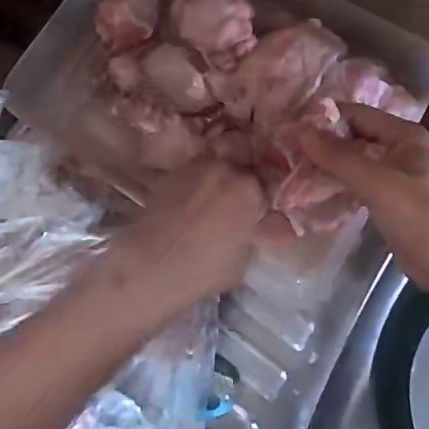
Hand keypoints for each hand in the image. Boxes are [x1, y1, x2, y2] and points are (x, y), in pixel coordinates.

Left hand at [97, 160, 271, 316]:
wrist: (151, 265)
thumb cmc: (204, 270)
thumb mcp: (243, 257)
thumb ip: (259, 233)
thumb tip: (277, 225)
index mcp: (250, 188)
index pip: (268, 183)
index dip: (265, 196)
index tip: (264, 207)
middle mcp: (226, 168)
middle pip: (244, 162)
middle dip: (246, 177)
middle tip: (242, 198)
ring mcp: (197, 166)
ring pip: (219, 159)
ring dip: (223, 172)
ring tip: (218, 194)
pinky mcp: (174, 171)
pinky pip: (197, 168)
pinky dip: (201, 178)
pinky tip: (196, 198)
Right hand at [301, 103, 428, 303]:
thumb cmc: (423, 219)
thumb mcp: (379, 184)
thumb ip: (340, 157)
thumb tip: (301, 132)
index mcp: (403, 135)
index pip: (356, 114)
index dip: (324, 118)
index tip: (290, 127)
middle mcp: (398, 149)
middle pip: (352, 137)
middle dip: (321, 143)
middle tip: (283, 151)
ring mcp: (393, 176)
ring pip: (352, 162)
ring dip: (325, 166)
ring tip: (290, 170)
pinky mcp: (388, 200)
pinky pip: (355, 184)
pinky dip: (335, 185)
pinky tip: (309, 192)